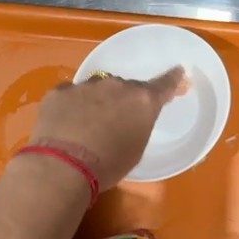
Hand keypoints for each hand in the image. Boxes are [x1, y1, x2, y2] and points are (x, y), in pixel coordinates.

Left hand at [23, 67, 184, 189]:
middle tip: (116, 121)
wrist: (62, 167)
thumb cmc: (108, 165)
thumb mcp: (136, 147)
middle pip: (126, 87)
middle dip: (123, 100)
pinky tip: (65, 123)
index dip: (172, 79)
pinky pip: (71, 94)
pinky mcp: (60, 91)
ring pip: (97, 88)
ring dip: (97, 101)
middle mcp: (117, 86)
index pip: (164, 84)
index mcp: (143, 101)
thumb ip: (139, 125)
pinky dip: (72, 105)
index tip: (178, 71)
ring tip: (87, 124)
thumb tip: (132, 120)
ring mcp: (87, 86)